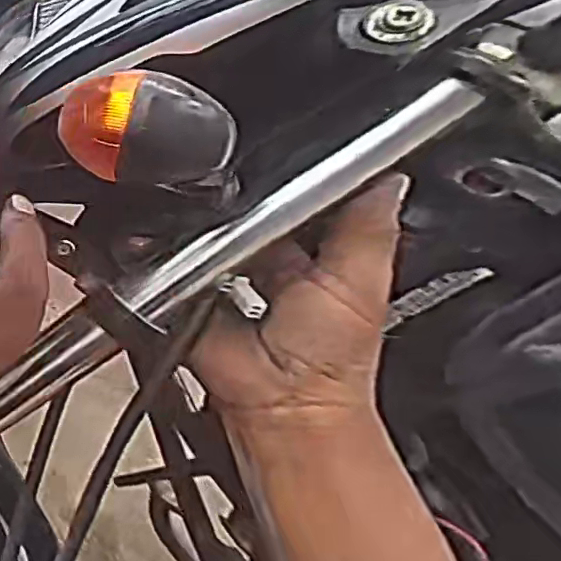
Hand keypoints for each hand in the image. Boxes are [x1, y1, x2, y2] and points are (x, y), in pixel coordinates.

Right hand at [188, 175, 407, 435]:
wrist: (276, 398)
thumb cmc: (329, 360)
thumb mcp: (363, 284)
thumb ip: (369, 231)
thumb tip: (389, 180)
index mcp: (308, 255)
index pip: (296, 202)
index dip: (294, 182)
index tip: (290, 161)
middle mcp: (260, 262)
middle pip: (243, 215)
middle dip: (243, 203)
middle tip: (254, 209)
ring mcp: (218, 277)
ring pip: (203, 235)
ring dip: (205, 229)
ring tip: (220, 236)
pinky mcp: (184, 292)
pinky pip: (171, 263)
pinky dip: (172, 256)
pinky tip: (184, 250)